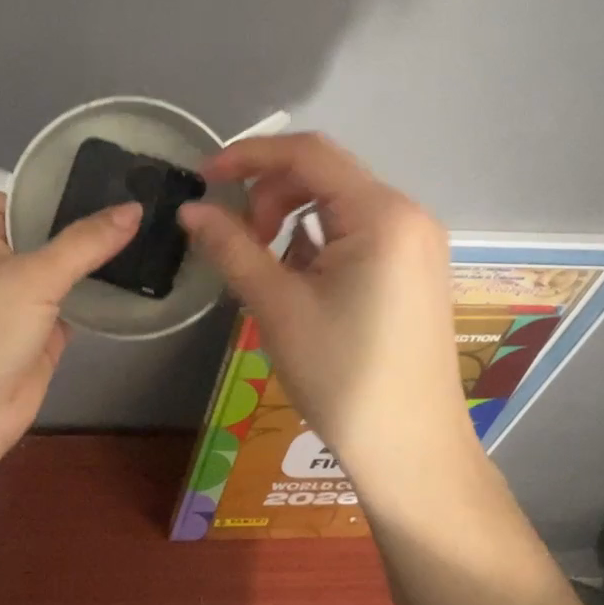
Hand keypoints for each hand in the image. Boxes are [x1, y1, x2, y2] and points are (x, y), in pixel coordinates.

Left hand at [0, 193, 140, 465]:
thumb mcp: (32, 277)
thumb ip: (84, 242)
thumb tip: (133, 209)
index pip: (24, 193)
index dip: (65, 180)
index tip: (117, 167)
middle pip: (50, 228)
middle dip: (92, 217)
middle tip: (150, 194)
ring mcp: (22, 297)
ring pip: (68, 266)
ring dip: (102, 254)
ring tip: (157, 224)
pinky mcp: (44, 330)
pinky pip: (78, 300)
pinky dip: (104, 291)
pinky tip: (144, 271)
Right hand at [177, 133, 467, 458]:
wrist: (410, 450)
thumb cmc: (341, 374)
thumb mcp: (276, 306)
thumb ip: (231, 247)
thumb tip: (189, 209)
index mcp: (382, 215)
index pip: (308, 154)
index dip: (248, 156)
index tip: (202, 178)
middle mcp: (406, 216)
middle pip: (324, 174)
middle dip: (268, 193)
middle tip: (237, 239)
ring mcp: (414, 244)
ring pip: (337, 203)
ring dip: (289, 218)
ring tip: (262, 266)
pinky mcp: (411, 271)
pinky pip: (353, 232)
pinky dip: (314, 241)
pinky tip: (296, 282)